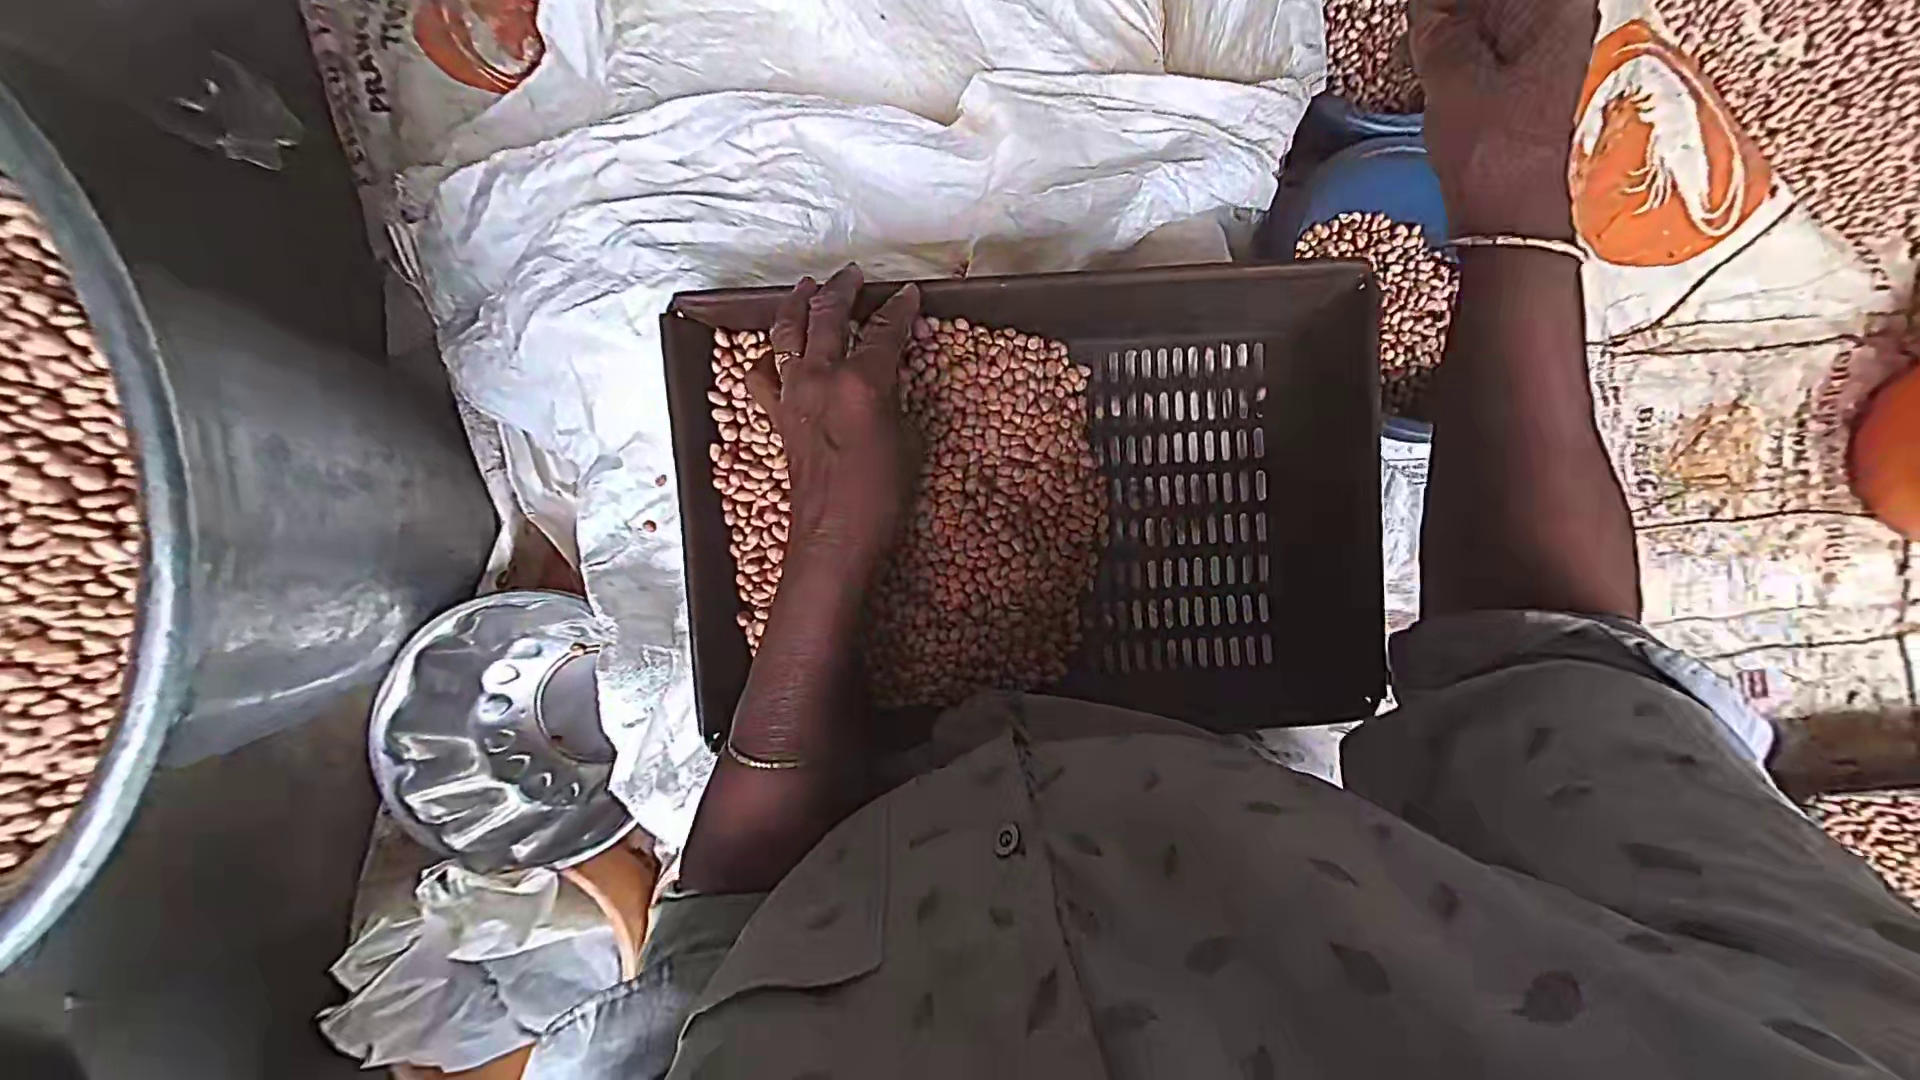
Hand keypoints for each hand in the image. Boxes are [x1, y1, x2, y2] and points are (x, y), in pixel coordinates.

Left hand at [746, 265, 919, 571]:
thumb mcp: (909, 443)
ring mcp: (793, 395)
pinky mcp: (778, 416)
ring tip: (805, 287)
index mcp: (862, 381)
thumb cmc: (881, 497)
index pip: (885, 331)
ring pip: (787, 333)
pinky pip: (763, 375)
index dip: (900, 310)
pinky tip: (772, 351)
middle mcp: (821, 377)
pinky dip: (767, 357)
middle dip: (843, 290)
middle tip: (853, 276)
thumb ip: (898, 401)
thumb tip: (889, 383)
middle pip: (827, 316)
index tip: (909, 296)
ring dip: (797, 305)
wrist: (834, 535)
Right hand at [1411, 0, 1597, 238]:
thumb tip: (1429, 18)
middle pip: (1509, 8)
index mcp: (1560, 10)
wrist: (1523, 223)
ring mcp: (1573, 61)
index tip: (1419, 13)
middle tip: (1421, 30)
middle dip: (1458, 17)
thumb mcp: (1455, 93)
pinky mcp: (1561, 94)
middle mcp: (1579, 26)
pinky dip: (1485, 63)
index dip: (1443, 6)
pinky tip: (1457, 79)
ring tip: (1431, 56)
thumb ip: (1441, 45)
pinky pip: (1519, 59)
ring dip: (1470, 40)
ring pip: (1514, 31)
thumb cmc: (1500, 160)